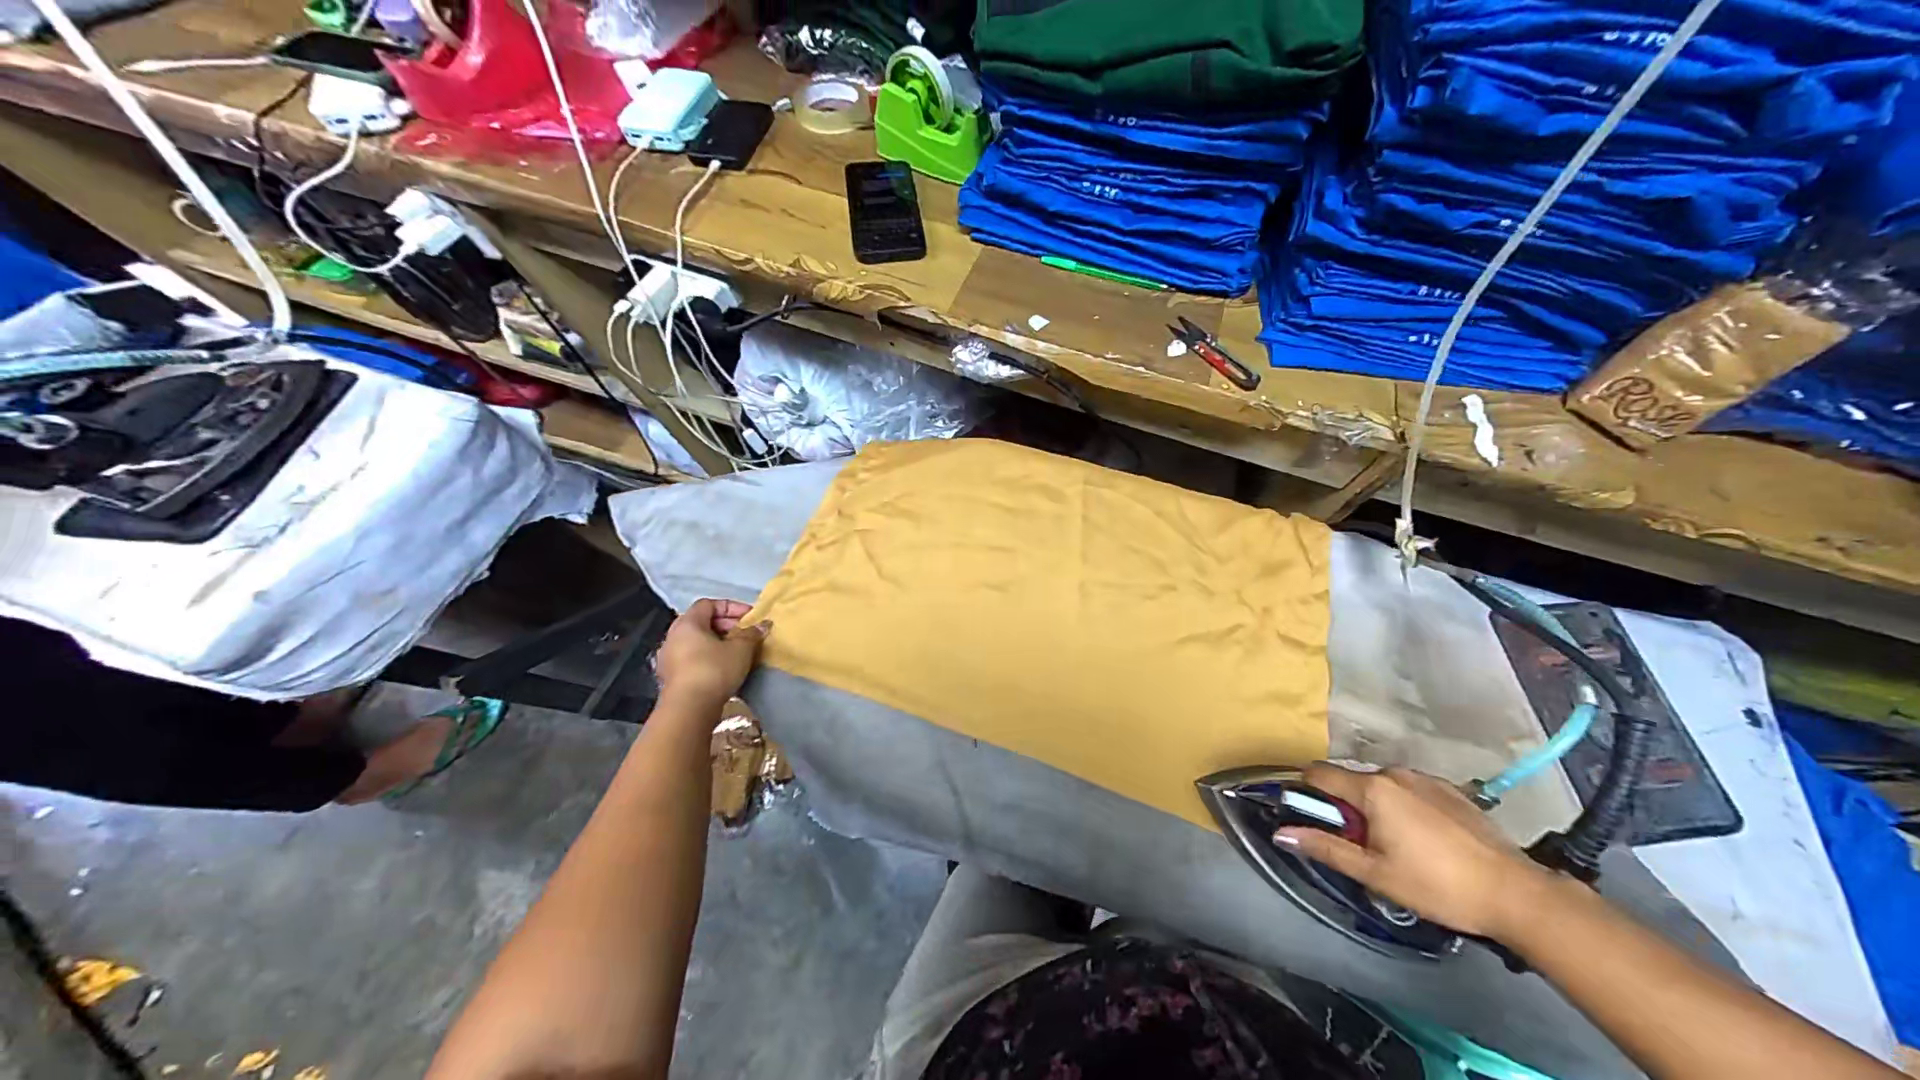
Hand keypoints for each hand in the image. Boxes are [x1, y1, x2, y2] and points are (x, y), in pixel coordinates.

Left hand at [653, 599, 767, 712]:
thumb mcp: (741, 649)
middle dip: (726, 625)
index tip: (750, 617)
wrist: (688, 708)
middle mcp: (673, 636)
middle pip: (701, 622)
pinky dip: (707, 658)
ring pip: (696, 642)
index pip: (709, 604)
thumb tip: (763, 625)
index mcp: (687, 623)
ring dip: (717, 643)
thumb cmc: (714, 670)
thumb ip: (752, 634)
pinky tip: (723, 669)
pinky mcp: (670, 677)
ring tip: (737, 652)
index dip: (731, 607)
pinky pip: (691, 659)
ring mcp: (668, 658)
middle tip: (746, 634)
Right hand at [1274, 763, 1554, 938]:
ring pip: (1382, 786)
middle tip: (1360, 845)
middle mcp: (1395, 773)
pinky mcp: (1452, 790)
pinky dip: (1404, 807)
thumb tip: (1280, 833)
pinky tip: (1425, 840)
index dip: (1306, 792)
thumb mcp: (1374, 873)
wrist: (1518, 894)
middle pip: (1351, 781)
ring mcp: (1427, 779)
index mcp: (1372, 789)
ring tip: (1395, 846)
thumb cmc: (1437, 885)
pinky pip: (1410, 790)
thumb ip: (1325, 847)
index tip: (1308, 817)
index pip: (1319, 774)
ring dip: (1375, 806)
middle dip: (1346, 807)